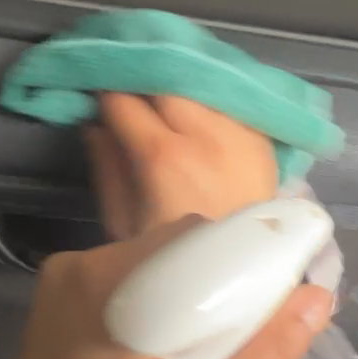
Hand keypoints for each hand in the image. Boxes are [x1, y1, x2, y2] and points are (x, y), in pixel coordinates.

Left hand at [0, 218, 331, 358]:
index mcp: (122, 281)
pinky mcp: (50, 290)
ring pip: (149, 255)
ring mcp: (63, 273)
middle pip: (178, 242)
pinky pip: (119, 272)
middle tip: (234, 333)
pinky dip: (147, 293)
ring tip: (195, 344)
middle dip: (217, 276)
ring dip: (181, 284)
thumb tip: (316, 296)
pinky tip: (153, 343)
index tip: (272, 297)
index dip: (250, 258)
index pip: (208, 236)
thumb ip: (268, 357)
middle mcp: (88, 262)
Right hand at [86, 93, 279, 241]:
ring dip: (176, 88)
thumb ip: (107, 167)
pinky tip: (196, 116)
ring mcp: (239, 133)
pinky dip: (207, 103)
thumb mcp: (122, 223)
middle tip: (131, 95)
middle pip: (164, 80)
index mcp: (163, 158)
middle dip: (142, 83)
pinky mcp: (263, 137)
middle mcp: (206, 135)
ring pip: (198, 85)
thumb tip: (94, 125)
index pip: (123, 101)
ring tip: (162, 102)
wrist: (241, 277)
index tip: (96, 95)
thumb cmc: (172, 258)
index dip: (105, 94)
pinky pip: (228, 103)